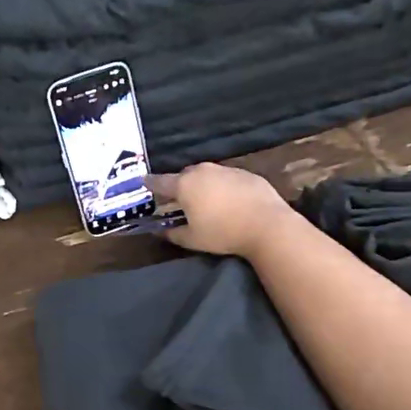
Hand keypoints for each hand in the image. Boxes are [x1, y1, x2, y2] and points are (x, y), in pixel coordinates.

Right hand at [144, 163, 301, 257]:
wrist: (267, 224)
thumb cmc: (223, 233)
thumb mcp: (192, 239)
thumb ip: (172, 233)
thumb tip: (158, 231)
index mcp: (185, 185)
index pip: (160, 181)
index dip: (150, 183)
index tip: (143, 182)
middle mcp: (203, 171)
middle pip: (184, 175)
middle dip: (179, 185)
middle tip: (179, 199)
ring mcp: (226, 169)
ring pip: (207, 174)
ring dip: (202, 185)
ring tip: (206, 201)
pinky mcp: (245, 173)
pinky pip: (226, 178)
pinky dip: (223, 187)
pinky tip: (229, 201)